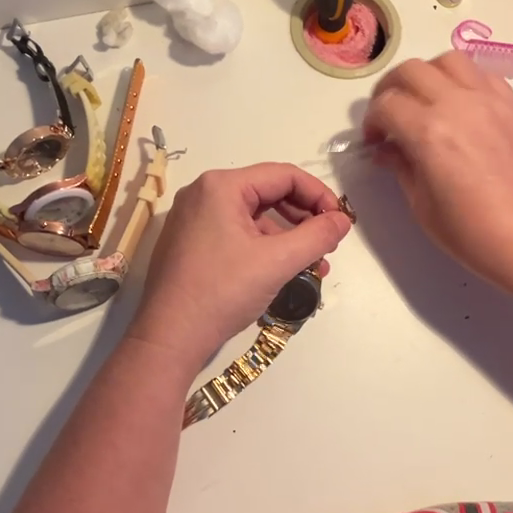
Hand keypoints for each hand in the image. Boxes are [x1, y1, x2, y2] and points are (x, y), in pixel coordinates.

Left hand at [126, 163, 351, 362]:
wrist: (169, 337)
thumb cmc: (222, 292)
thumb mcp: (277, 262)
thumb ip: (317, 236)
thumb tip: (342, 220)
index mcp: (221, 187)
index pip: (283, 176)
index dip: (318, 195)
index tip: (340, 223)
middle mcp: (203, 194)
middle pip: (268, 193)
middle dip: (304, 218)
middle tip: (327, 244)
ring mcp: (193, 219)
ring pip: (254, 217)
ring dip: (287, 237)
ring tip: (312, 266)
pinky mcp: (190, 244)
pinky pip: (236, 234)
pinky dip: (264, 248)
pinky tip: (282, 272)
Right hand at [362, 52, 512, 287]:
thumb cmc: (474, 234)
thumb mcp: (423, 207)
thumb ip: (401, 168)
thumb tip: (387, 149)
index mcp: (430, 133)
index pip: (386, 105)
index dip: (371, 122)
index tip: (374, 142)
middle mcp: (458, 105)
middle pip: (412, 71)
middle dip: (390, 89)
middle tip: (388, 116)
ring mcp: (490, 101)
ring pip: (449, 60)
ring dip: (427, 75)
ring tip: (424, 103)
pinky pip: (482, 74)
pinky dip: (462, 80)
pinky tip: (460, 107)